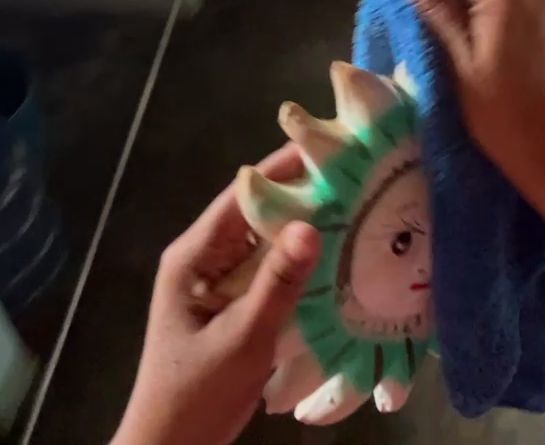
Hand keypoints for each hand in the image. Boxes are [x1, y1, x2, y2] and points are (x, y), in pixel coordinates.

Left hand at [113, 145, 321, 444]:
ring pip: (263, 239)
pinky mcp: (231, 300)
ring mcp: (217, 279)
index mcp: (194, 255)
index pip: (241, 195)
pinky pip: (266, 267)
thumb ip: (278, 282)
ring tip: (350, 207)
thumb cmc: (197, 393)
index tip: (326, 151)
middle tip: (350, 179)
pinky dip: (295, 259)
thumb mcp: (243, 337)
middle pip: (254, 212)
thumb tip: (311, 224)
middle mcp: (204, 257)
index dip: (281, 170)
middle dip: (299, 195)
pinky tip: (331, 254)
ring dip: (300, 227)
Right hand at [400, 0, 544, 188]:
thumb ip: (436, 3)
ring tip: (447, 43)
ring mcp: (543, 3)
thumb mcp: (458, 59)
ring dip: (466, 7)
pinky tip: (476, 47)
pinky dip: (487, 18)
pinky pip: (507, 5)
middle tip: (423, 31)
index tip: (406, 3)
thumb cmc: (499, 110)